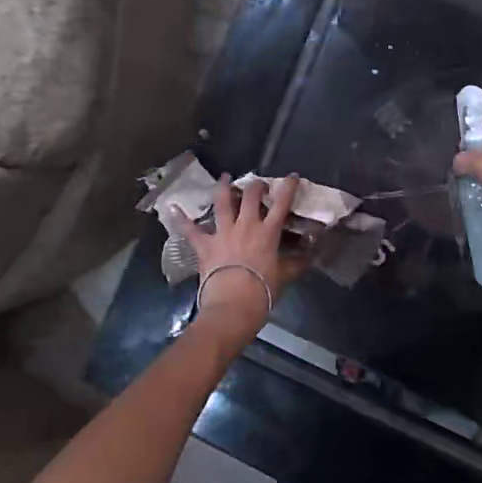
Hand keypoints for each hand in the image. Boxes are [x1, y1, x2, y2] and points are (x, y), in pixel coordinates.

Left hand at [169, 174, 299, 347]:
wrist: (232, 306)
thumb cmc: (261, 293)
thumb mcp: (283, 277)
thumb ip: (295, 264)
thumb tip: (309, 256)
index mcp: (267, 233)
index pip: (282, 204)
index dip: (288, 187)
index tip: (292, 176)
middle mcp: (245, 226)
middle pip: (250, 196)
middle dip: (255, 185)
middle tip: (257, 183)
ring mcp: (223, 233)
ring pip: (222, 203)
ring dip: (223, 188)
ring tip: (224, 177)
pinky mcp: (204, 245)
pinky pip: (190, 230)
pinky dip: (180, 219)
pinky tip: (172, 207)